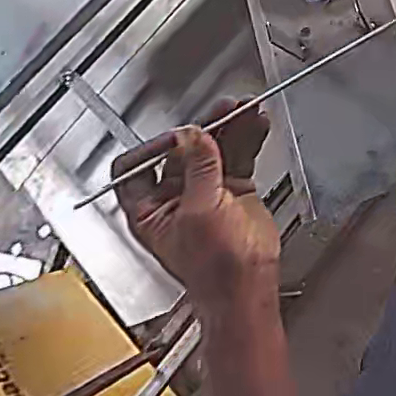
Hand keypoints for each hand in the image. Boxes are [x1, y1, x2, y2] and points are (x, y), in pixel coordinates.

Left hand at [114, 108, 278, 315]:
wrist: (247, 286)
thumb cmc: (213, 269)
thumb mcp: (200, 212)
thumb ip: (198, 169)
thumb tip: (192, 136)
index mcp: (150, 208)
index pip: (138, 165)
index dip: (157, 145)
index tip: (183, 133)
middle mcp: (176, 197)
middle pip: (184, 149)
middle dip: (206, 127)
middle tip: (225, 109)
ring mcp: (207, 191)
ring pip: (216, 148)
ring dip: (232, 127)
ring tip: (247, 109)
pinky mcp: (234, 189)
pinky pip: (240, 155)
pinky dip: (249, 138)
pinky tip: (257, 125)